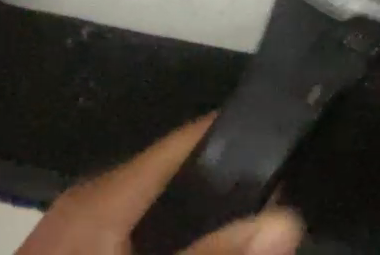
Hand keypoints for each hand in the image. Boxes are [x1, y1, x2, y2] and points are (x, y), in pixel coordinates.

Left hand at [17, 116, 303, 254]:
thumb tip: (290, 219)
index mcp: (107, 195)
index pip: (195, 136)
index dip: (249, 137)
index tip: (297, 147)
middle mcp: (97, 200)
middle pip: (189, 173)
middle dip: (237, 194)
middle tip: (284, 212)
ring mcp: (85, 230)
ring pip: (170, 208)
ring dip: (211, 224)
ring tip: (257, 234)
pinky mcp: (82, 253)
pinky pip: (146, 234)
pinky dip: (181, 241)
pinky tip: (208, 251)